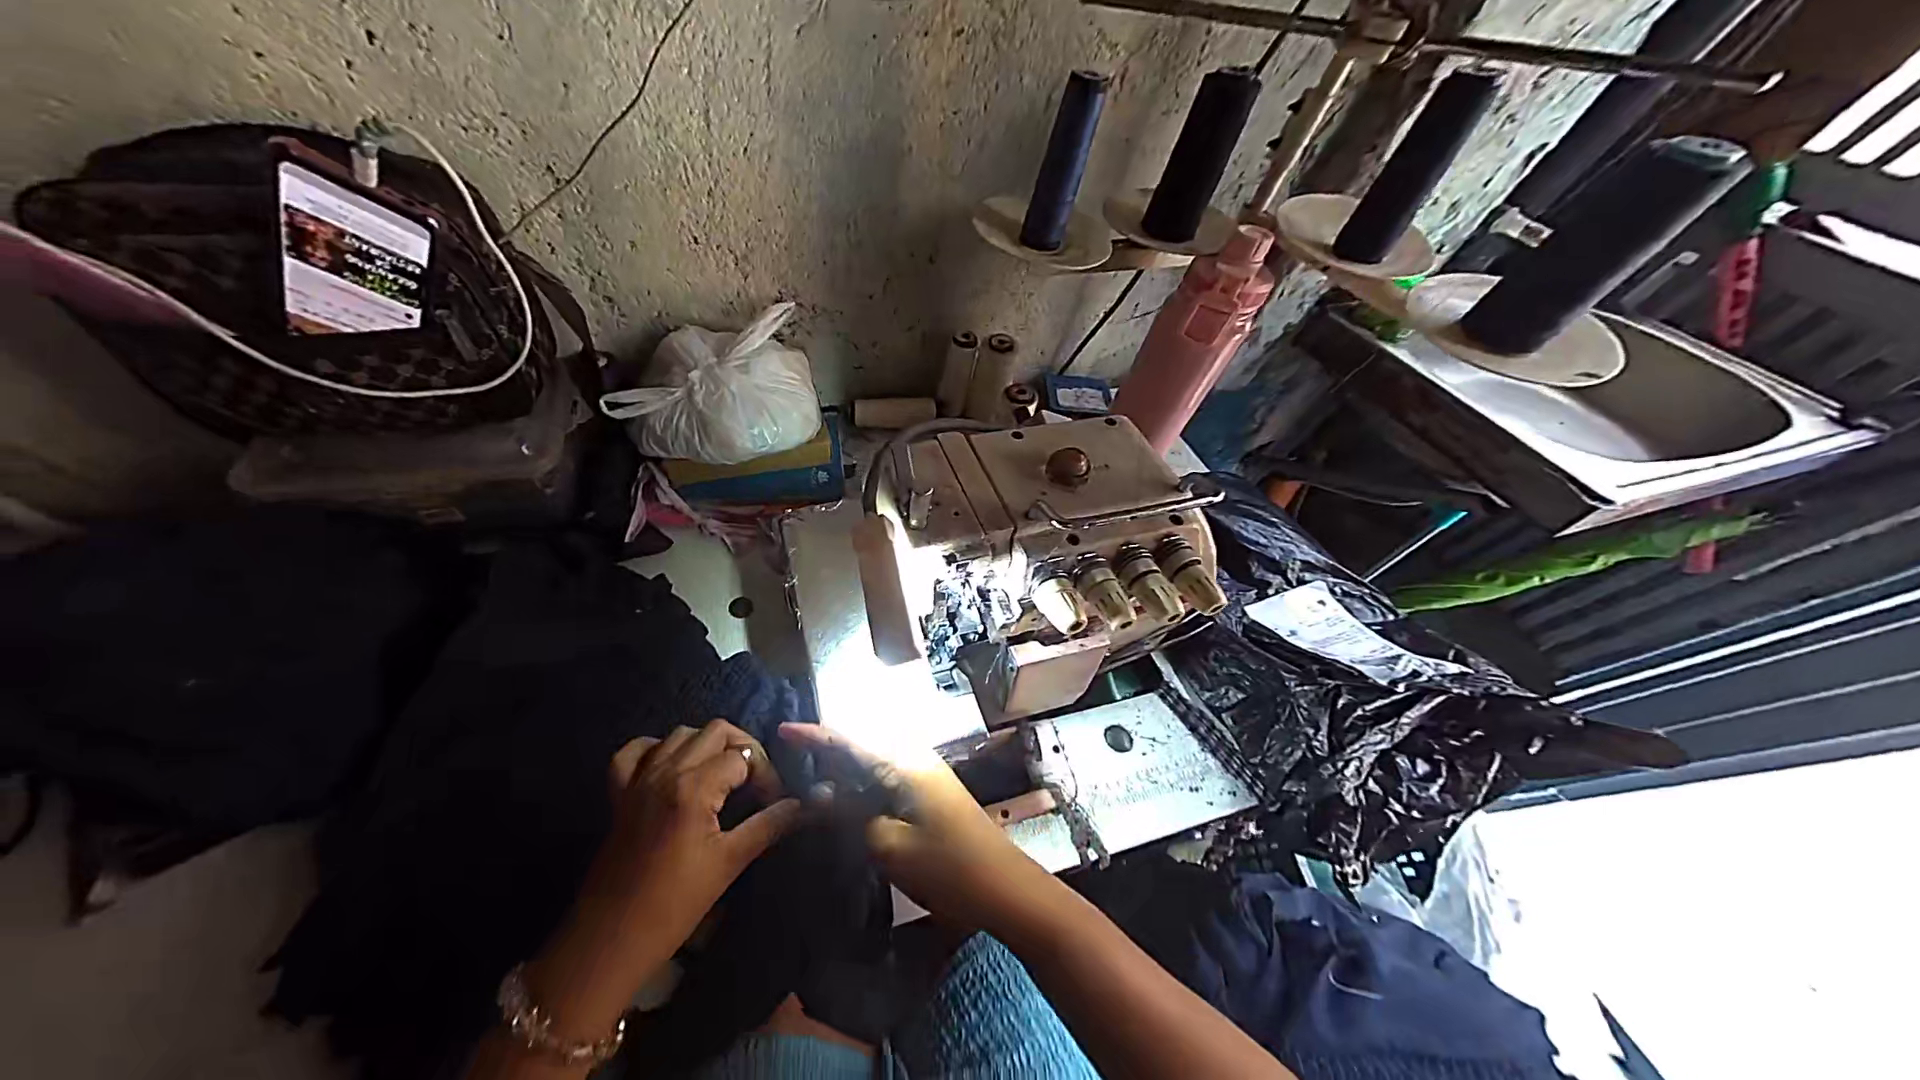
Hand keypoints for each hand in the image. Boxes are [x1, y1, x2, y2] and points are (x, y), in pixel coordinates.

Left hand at [581, 720, 802, 951]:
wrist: (608, 941)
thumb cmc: (674, 905)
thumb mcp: (729, 862)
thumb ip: (769, 826)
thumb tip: (805, 806)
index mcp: (693, 786)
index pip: (744, 757)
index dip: (767, 776)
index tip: (775, 803)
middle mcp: (665, 772)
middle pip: (716, 731)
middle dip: (744, 749)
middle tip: (756, 783)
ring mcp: (638, 781)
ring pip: (680, 734)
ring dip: (707, 745)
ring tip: (723, 775)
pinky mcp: (618, 795)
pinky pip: (635, 752)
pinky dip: (657, 749)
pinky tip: (673, 767)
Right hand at [779, 723, 1061, 936]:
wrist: (1006, 888)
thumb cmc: (947, 867)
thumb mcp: (888, 845)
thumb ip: (849, 814)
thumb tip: (819, 794)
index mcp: (904, 763)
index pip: (850, 741)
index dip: (814, 736)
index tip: (782, 730)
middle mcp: (916, 759)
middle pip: (863, 744)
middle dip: (827, 748)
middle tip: (792, 756)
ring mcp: (927, 775)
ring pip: (875, 761)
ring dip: (845, 766)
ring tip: (812, 776)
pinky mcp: (932, 793)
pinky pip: (889, 777)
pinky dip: (864, 782)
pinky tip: (848, 797)